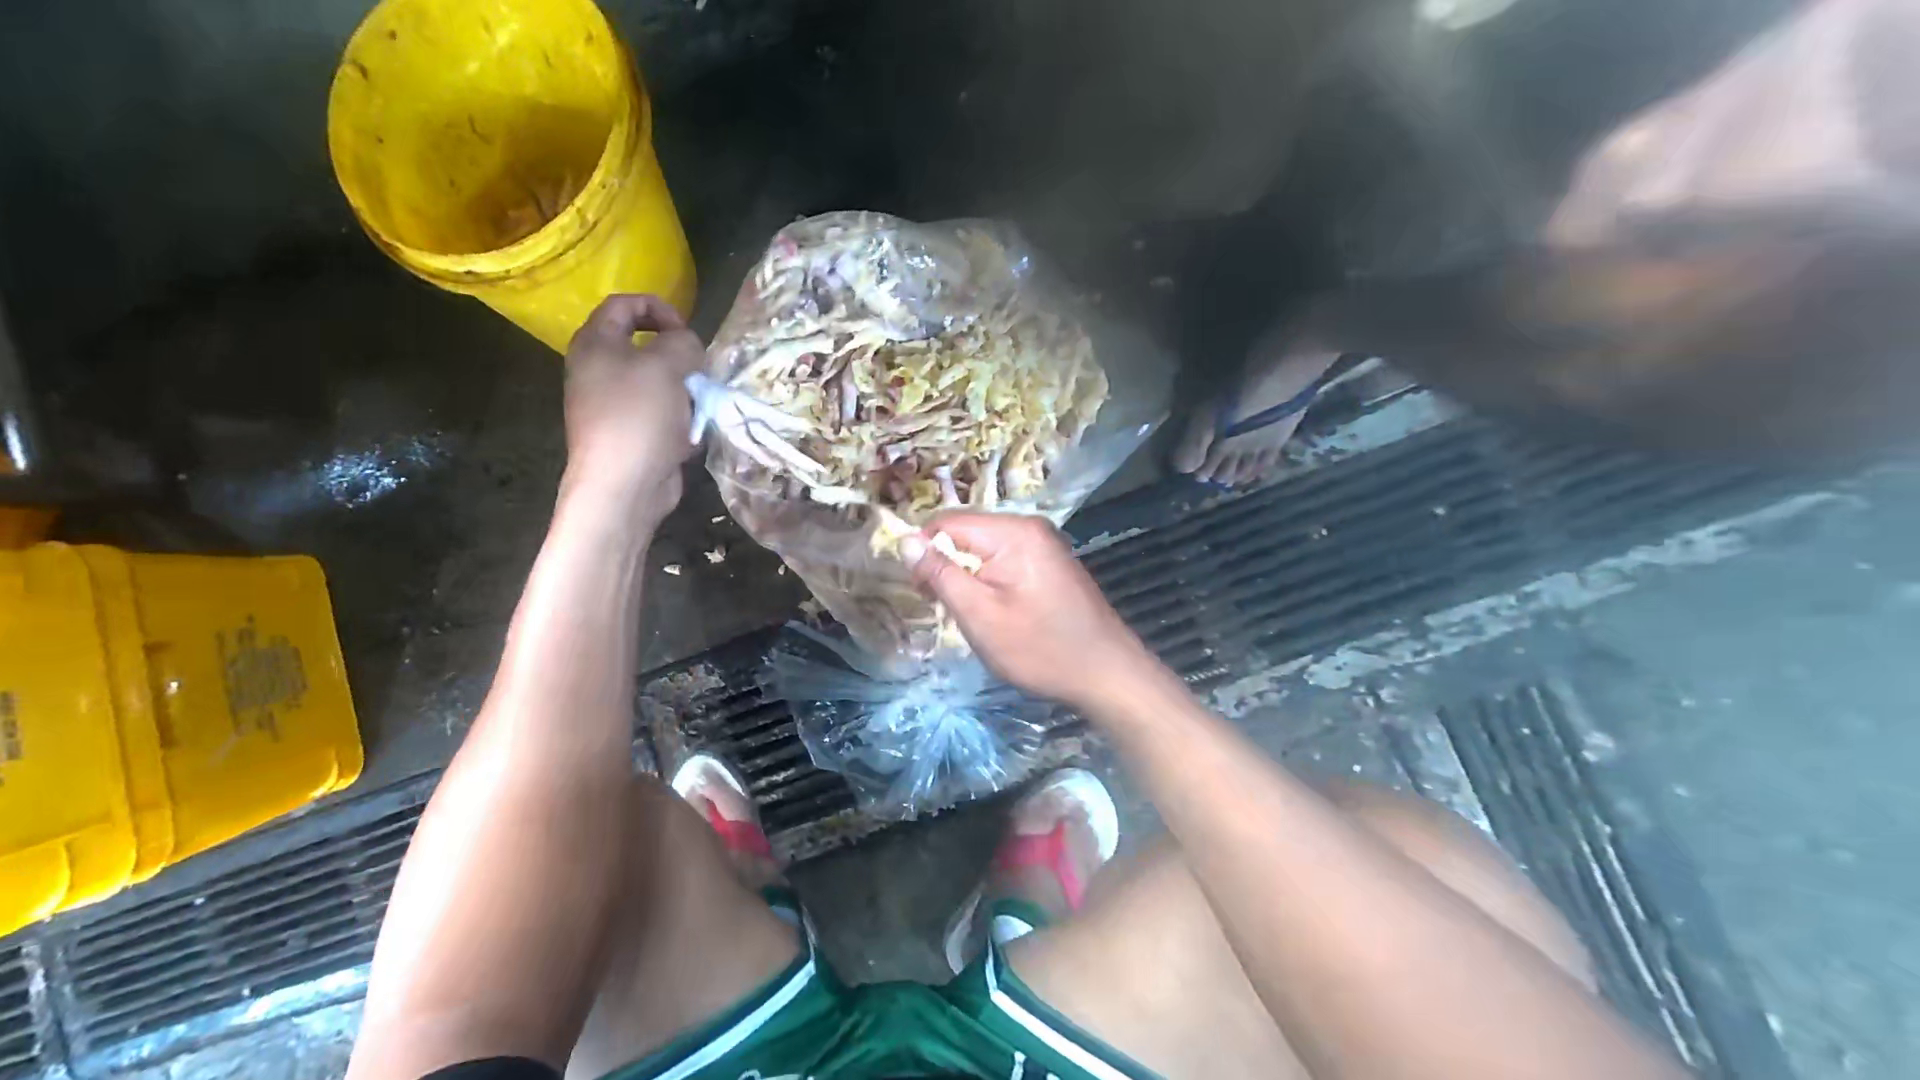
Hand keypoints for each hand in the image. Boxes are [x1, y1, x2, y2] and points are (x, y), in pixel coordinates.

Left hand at [560, 294, 705, 515]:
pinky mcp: (629, 432)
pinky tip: (690, 434)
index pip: (624, 304)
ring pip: (658, 382)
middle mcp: (598, 369)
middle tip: (698, 370)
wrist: (623, 484)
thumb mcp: (667, 365)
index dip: (659, 308)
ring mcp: (612, 404)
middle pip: (644, 346)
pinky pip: (660, 413)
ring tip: (698, 406)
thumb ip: (683, 342)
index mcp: (595, 343)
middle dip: (678, 356)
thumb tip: (687, 346)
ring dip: (684, 390)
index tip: (687, 330)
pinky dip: (679, 419)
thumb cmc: (639, 416)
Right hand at [903, 512, 1161, 711]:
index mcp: (1013, 532)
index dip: (923, 551)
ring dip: (966, 574)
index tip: (919, 590)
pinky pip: (1005, 558)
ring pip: (983, 547)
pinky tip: (993, 609)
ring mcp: (1043, 544)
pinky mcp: (1050, 562)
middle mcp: (1029, 527)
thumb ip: (941, 574)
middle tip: (940, 605)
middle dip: (945, 563)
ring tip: (967, 612)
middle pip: (966, 532)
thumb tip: (905, 541)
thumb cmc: (1039, 648)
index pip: (946, 522)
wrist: (1107, 673)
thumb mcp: (980, 615)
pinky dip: (989, 579)